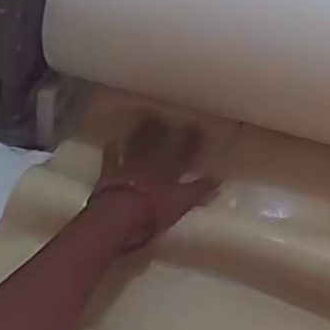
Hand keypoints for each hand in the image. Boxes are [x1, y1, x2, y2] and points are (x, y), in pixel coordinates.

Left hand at [88, 118, 217, 245]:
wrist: (120, 213)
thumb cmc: (156, 209)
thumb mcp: (184, 202)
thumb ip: (200, 190)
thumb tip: (218, 179)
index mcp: (172, 167)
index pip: (185, 149)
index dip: (192, 138)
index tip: (197, 126)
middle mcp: (152, 160)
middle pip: (159, 141)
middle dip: (164, 129)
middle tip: (167, 116)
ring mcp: (130, 164)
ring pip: (137, 143)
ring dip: (141, 132)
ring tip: (145, 119)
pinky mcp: (111, 173)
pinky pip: (111, 158)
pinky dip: (111, 150)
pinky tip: (111, 141)